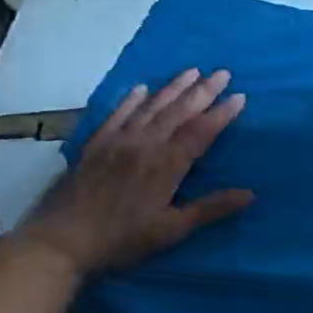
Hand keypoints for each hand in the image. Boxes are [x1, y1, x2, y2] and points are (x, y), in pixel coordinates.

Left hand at [14, 68, 253, 274]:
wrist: (62, 241)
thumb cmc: (123, 240)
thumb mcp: (172, 230)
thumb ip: (210, 208)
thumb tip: (249, 194)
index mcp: (166, 165)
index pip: (201, 132)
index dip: (221, 113)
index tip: (240, 96)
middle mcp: (143, 145)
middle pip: (178, 112)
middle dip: (203, 91)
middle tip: (223, 73)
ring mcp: (117, 142)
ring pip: (150, 108)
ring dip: (173, 88)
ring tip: (192, 71)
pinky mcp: (95, 146)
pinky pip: (117, 115)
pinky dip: (131, 100)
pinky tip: (141, 89)